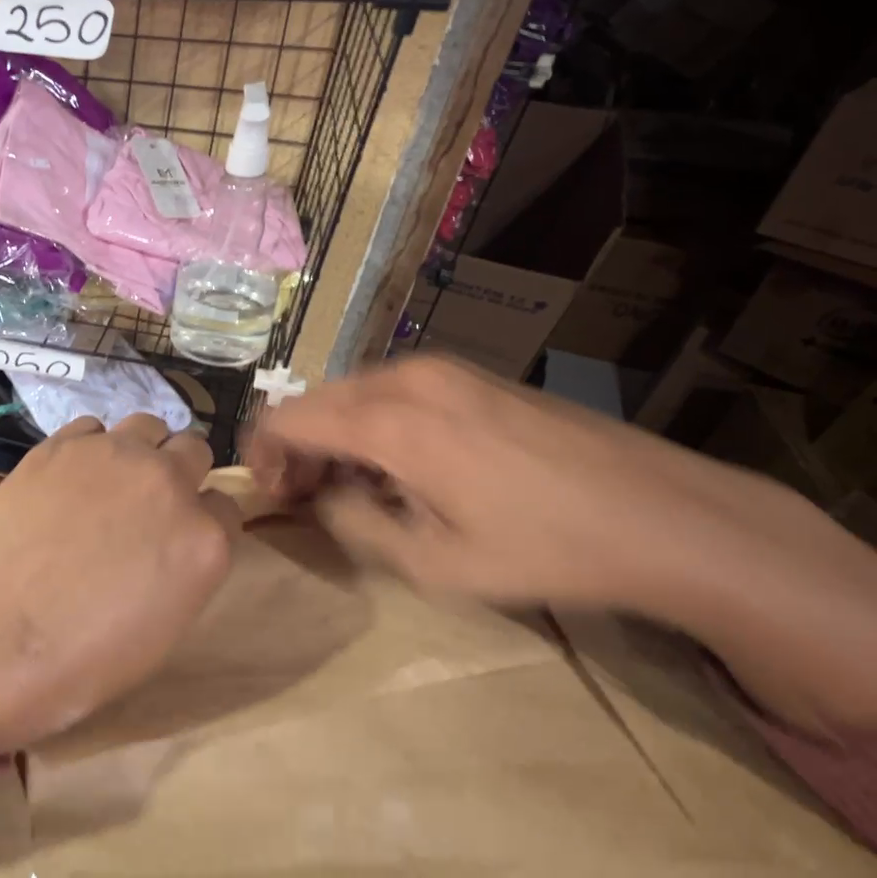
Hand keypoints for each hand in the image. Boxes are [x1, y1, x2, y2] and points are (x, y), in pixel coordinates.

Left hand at [0, 414, 235, 753]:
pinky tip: (65, 481)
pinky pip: (91, 429)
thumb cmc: (79, 660)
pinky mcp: (58, 445)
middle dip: (177, 474)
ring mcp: (110, 456)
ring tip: (107, 485)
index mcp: (204, 540)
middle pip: (192, 452)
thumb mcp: (161, 628)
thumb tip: (170, 543)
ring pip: (146, 426)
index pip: (225, 507)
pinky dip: (88, 448)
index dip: (200, 522)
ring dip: (137, 450)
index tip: (178, 537)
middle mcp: (167, 483)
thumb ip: (183, 568)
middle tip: (144, 506)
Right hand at [248, 354, 876, 734]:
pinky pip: (396, 390)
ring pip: (354, 393)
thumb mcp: (433, 563)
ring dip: (337, 435)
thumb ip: (354, 523)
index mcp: (388, 422)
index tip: (272, 496)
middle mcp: (408, 380)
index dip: (261, 455)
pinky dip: (375, 422)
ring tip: (357, 487)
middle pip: (316, 401)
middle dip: (297, 448)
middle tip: (306, 497)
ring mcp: (448, 372)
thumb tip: (324, 496)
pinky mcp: (478, 377)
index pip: (286, 419)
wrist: (672, 518)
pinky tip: (406, 466)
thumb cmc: (545, 549)